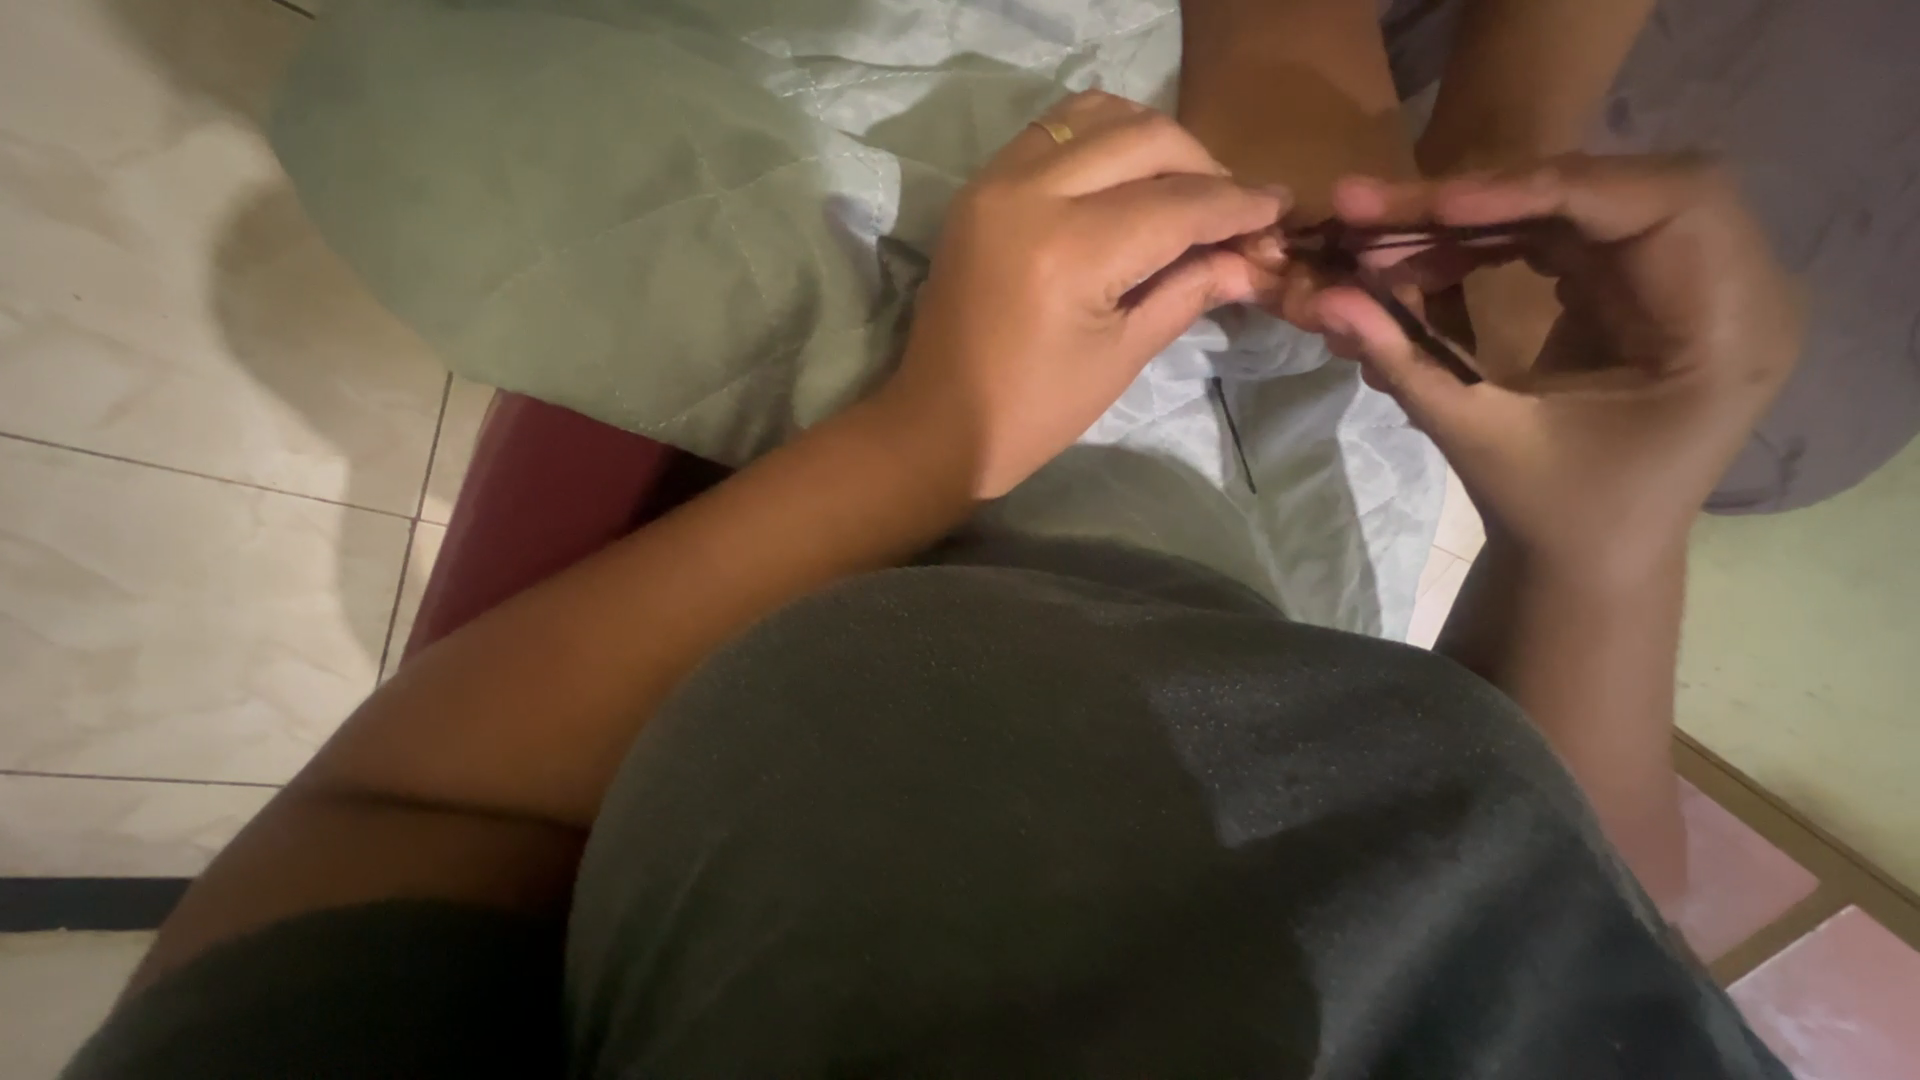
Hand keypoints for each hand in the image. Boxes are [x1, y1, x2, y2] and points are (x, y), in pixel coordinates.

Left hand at [876, 90, 1287, 498]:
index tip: (1278, 209)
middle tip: (1231, 208)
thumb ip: (1188, 291)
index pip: (1178, 204)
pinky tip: (1125, 179)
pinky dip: (1101, 139)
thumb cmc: (1033, 413)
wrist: (940, 424)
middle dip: (1205, 166)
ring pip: (1098, 115)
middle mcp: (1030, 194)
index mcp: (1070, 251)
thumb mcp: (1121, 357)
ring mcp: (995, 182)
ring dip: (1153, 140)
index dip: (1237, 206)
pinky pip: (1054, 131)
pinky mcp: (979, 187)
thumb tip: (1253, 259)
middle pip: (1146, 138)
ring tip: (1181, 188)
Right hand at [1314, 155, 1802, 575]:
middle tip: (1388, 210)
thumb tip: (1323, 298)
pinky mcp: (1644, 290)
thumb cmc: (1550, 512)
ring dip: (1486, 215)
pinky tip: (1435, 251)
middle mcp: (1731, 287)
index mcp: (1724, 332)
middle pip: (1620, 189)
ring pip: (1588, 205)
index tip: (1436, 206)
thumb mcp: (1473, 436)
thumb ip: (1403, 359)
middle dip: (1497, 194)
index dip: (1545, 189)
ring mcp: (1689, 283)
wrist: (1587, 554)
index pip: (1663, 205)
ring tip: (1392, 234)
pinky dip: (1497, 238)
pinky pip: (1572, 235)